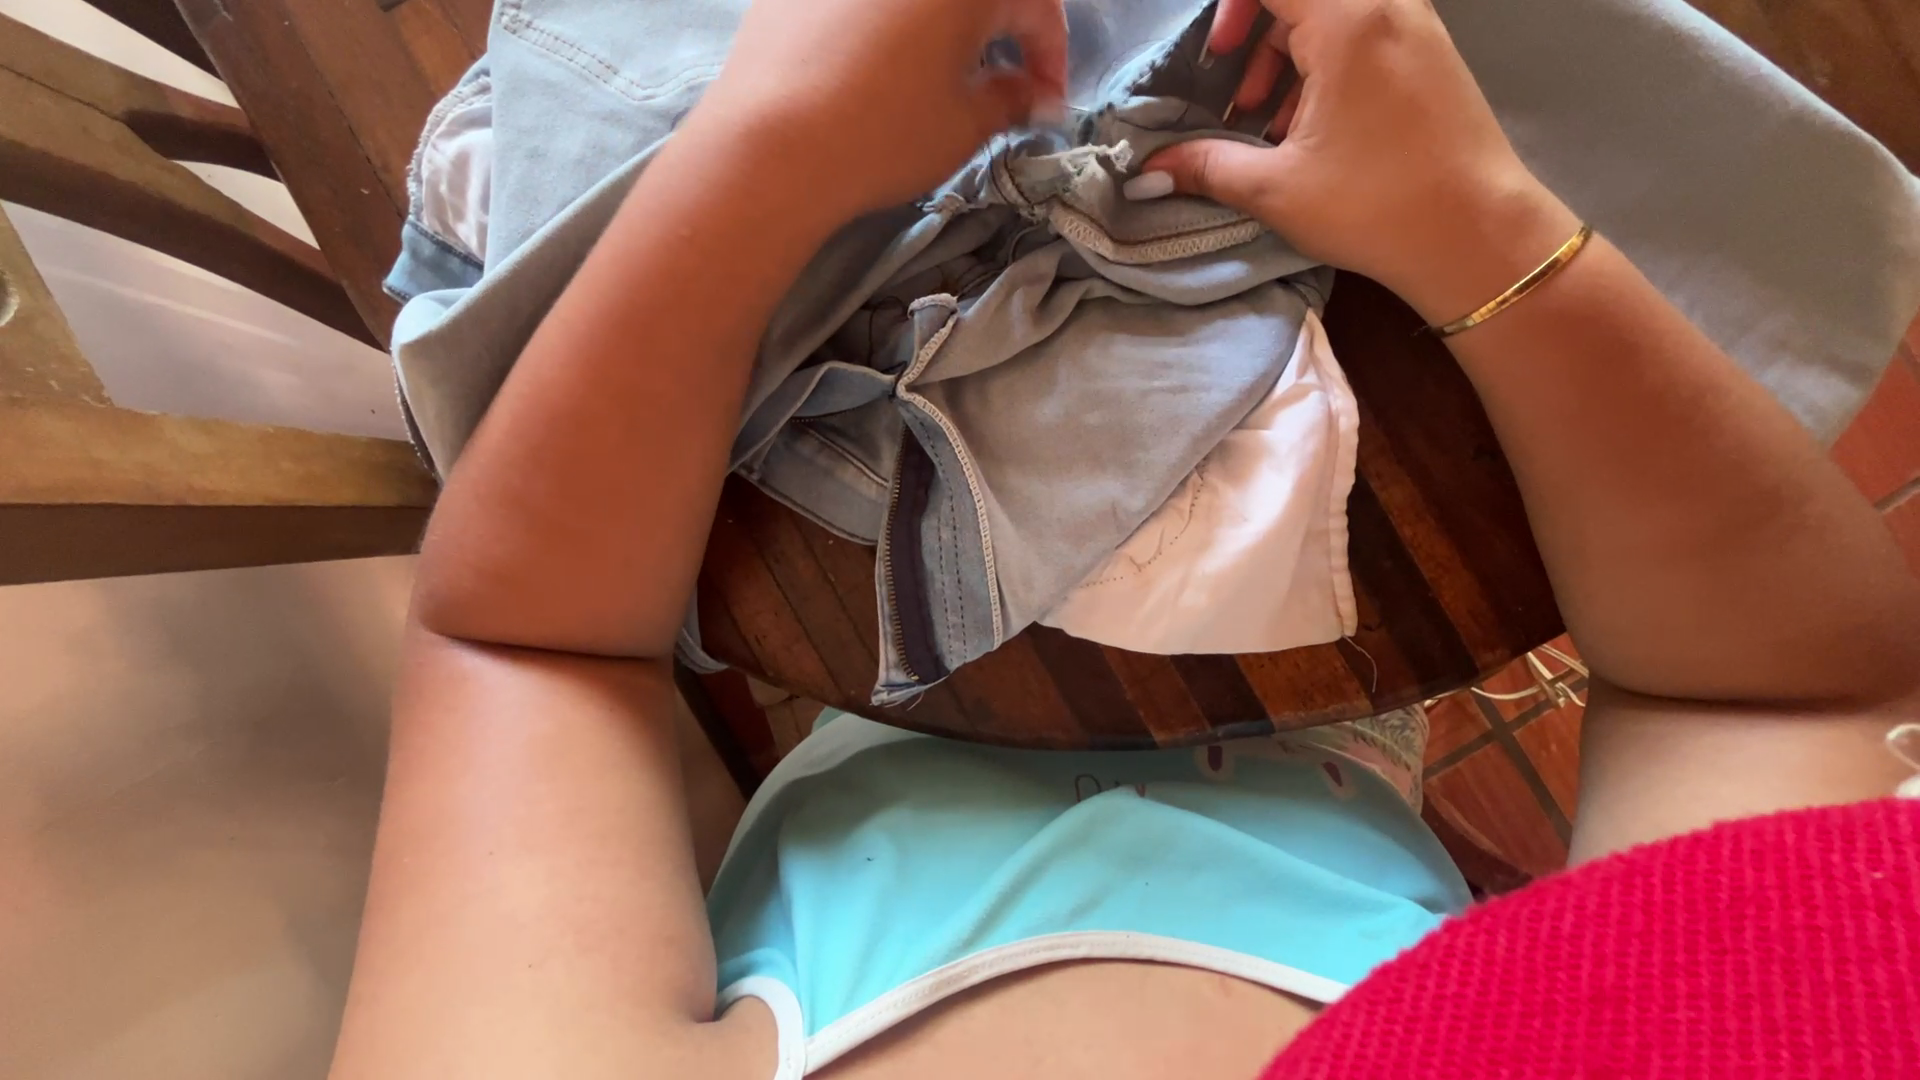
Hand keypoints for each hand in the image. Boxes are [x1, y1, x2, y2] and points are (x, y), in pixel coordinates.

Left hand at [691, 0, 1068, 220]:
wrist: (771, 147)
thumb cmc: (884, 136)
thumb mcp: (962, 127)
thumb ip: (1011, 101)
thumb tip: (1037, 97)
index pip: (1035, 5)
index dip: (1050, 57)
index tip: (1047, 105)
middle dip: (1004, 35)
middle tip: (1004, 87)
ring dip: (949, 27)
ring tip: (945, 77)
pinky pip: (869, 1)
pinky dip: (894, 23)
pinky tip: (884, 66)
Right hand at [1137, 0, 1579, 322]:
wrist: (1472, 234)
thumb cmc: (1371, 205)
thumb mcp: (1275, 189)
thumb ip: (1206, 166)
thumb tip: (1149, 167)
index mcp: (1347, 21)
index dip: (1230, 9)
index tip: (1215, 60)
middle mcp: (1387, 6)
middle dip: (1254, 40)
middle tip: (1238, 106)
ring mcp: (1415, 28)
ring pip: (1331, 18)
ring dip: (1285, 62)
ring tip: (1270, 131)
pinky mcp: (1427, 58)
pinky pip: (1361, 38)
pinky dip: (1321, 72)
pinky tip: (1310, 135)